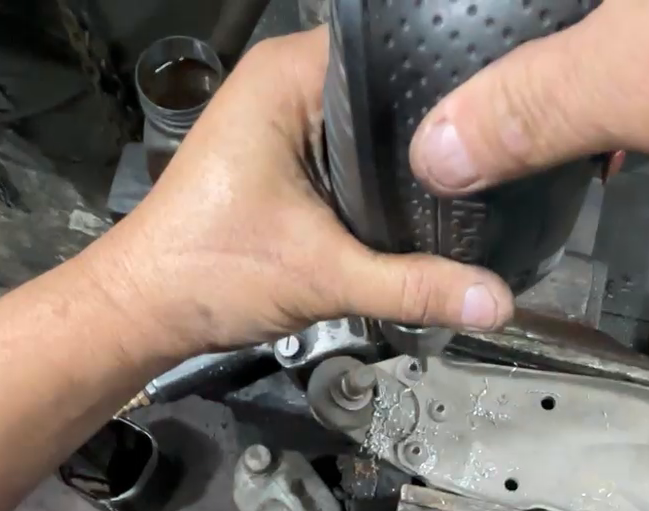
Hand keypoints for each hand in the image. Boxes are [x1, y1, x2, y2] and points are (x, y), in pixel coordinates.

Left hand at [89, 29, 513, 361]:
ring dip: (412, 169)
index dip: (450, 95)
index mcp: (290, 77)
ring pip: (372, 137)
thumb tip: (500, 303)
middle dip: (439, 141)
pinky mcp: (286, 164)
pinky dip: (383, 190)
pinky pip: (352, 164)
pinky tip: (426, 213)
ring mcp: (286, 124)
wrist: (147, 311)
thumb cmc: (212, 273)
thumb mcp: (324, 278)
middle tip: (501, 170)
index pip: (393, 60)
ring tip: (479, 190)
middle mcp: (289, 85)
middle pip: (388, 100)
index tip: (501, 130)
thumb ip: (415, 288)